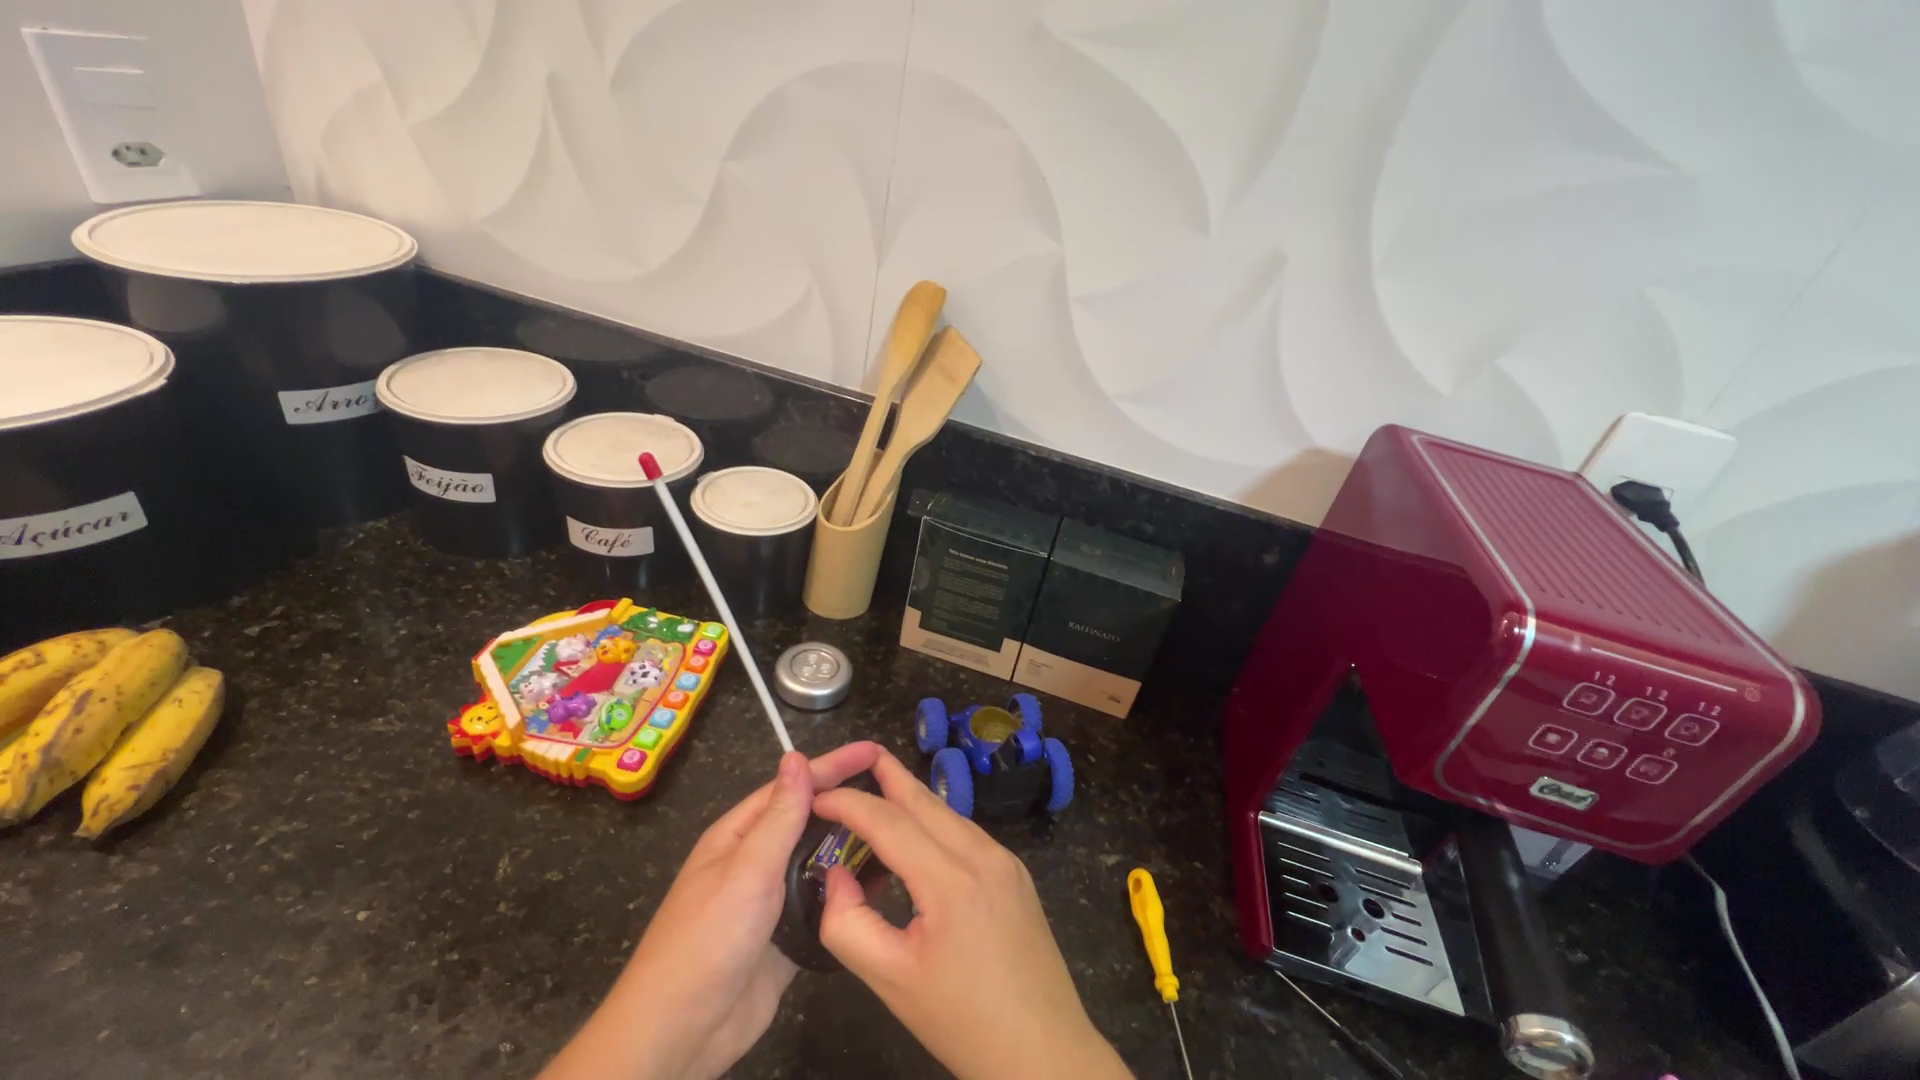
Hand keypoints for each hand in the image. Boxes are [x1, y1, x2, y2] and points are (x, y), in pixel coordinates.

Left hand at [541, 740, 883, 1079]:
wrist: (682, 1030)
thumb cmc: (708, 939)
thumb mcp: (746, 869)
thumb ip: (778, 817)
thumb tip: (796, 757)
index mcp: (739, 836)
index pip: (793, 788)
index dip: (833, 766)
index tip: (873, 751)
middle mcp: (756, 861)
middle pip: (810, 822)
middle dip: (849, 804)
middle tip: (899, 793)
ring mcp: (772, 901)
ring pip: (820, 863)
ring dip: (853, 849)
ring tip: (902, 835)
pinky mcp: (788, 938)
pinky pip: (824, 905)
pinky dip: (850, 893)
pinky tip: (883, 887)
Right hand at [811, 750, 1130, 1079]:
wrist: (1044, 1051)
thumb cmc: (962, 1021)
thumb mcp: (890, 980)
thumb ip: (848, 923)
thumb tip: (837, 874)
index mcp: (952, 881)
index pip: (889, 822)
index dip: (848, 803)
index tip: (814, 795)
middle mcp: (985, 856)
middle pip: (925, 802)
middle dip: (886, 774)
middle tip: (850, 754)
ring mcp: (1007, 863)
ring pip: (948, 814)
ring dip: (909, 798)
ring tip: (874, 787)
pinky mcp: (1016, 875)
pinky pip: (966, 834)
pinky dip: (933, 823)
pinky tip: (914, 833)